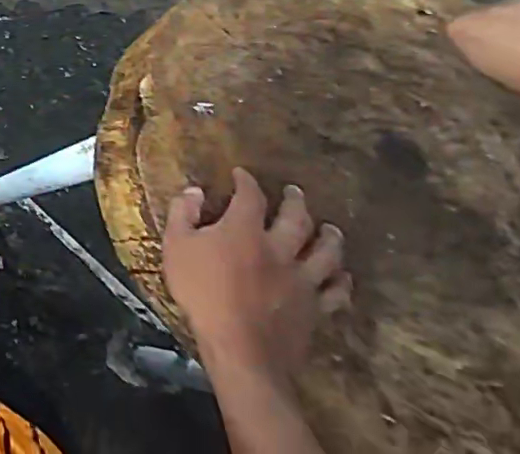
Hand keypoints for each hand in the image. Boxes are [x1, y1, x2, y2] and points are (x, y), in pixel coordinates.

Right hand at [162, 168, 350, 383]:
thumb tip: (193, 191)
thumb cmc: (201, 291)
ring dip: (330, 237)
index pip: (250, 197)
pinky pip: (337, 291)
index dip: (247, 182)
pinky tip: (343, 275)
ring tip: (331, 228)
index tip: (242, 174)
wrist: (239, 346)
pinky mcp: (316, 307)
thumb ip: (183, 214)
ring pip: (327, 253)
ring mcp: (303, 279)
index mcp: (244, 230)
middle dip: (296, 202)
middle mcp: (280, 248)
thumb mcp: (176, 246)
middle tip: (296, 192)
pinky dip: (342, 281)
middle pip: (297, 219)